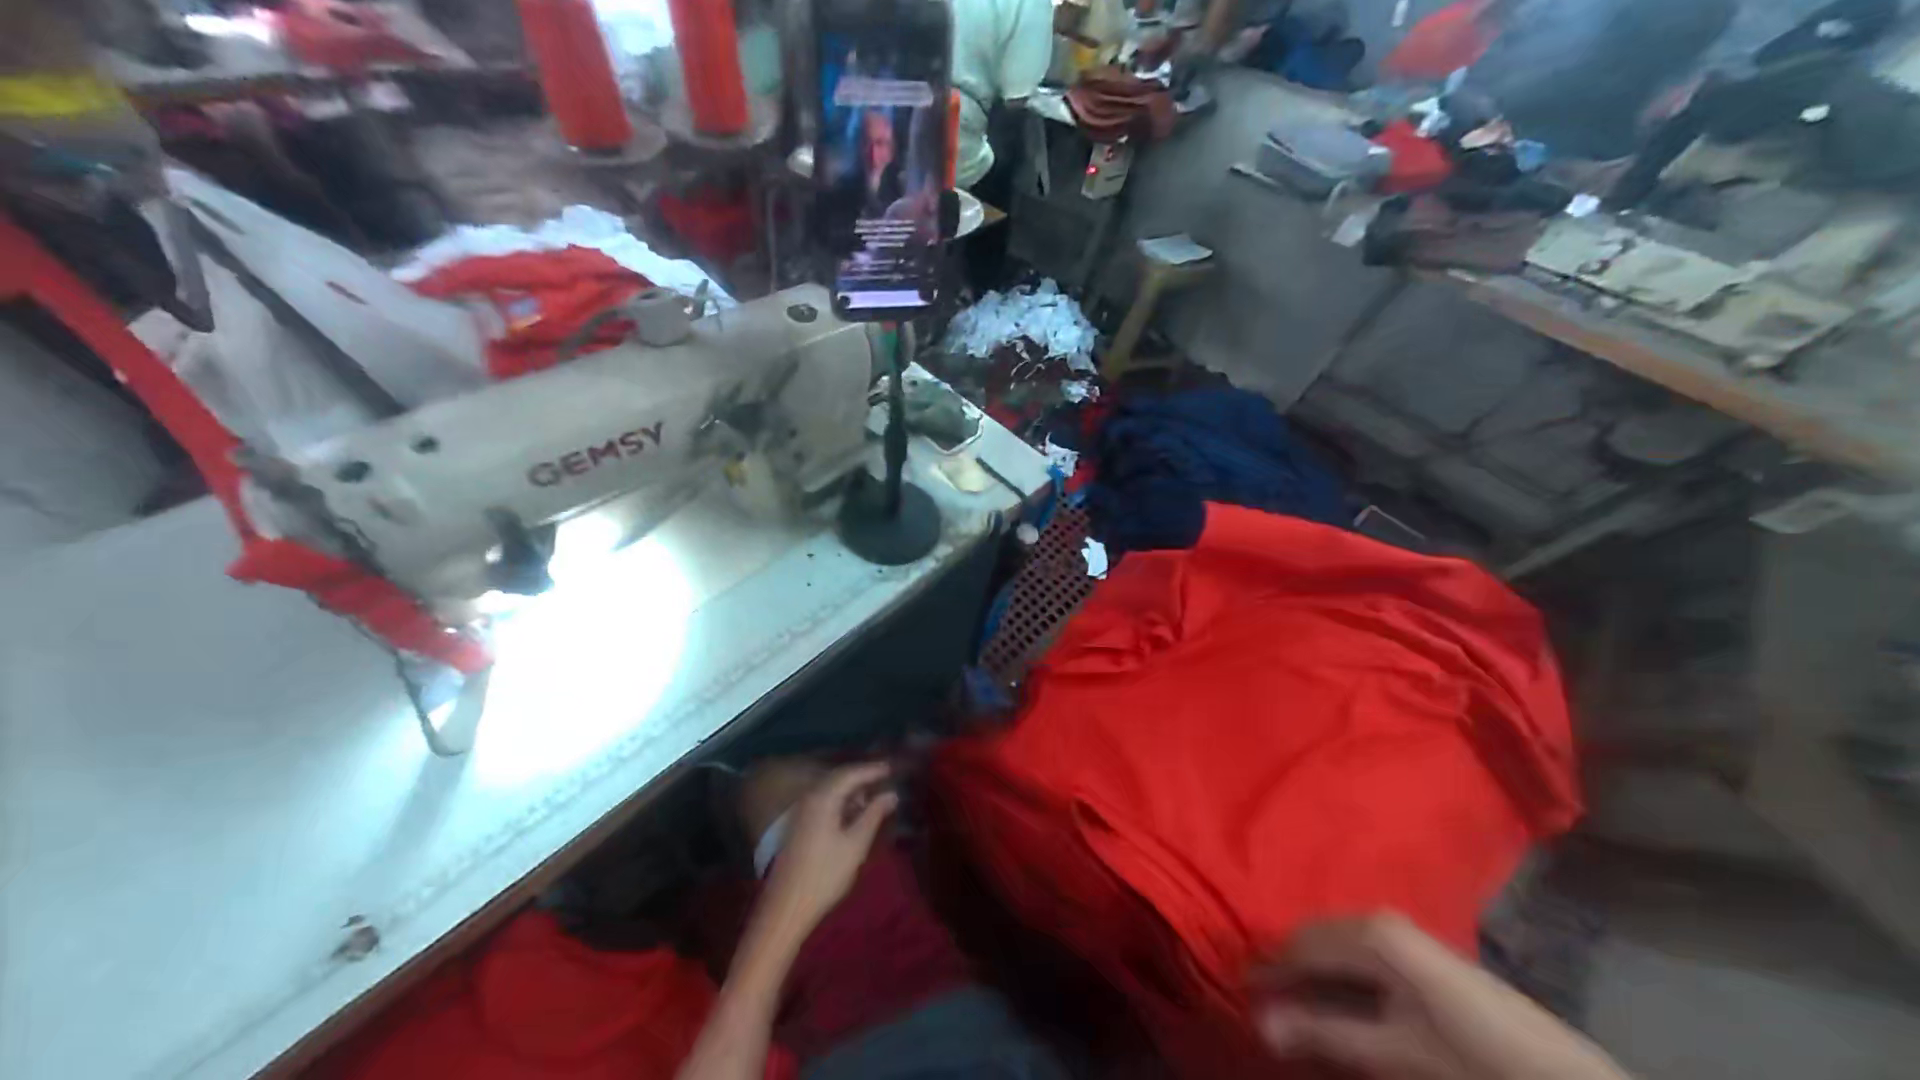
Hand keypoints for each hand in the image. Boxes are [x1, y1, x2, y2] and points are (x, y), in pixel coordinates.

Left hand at [757, 762, 898, 939]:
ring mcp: (802, 811)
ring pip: (830, 789)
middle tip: (885, 779)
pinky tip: (853, 813)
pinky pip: (824, 800)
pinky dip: (841, 801)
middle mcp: (810, 798)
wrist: (787, 905)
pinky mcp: (800, 824)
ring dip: (852, 790)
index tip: (891, 768)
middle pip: (838, 777)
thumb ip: (874, 814)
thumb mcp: (856, 844)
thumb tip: (891, 794)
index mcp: (823, 798)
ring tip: (872, 799)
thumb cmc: (825, 874)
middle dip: (862, 776)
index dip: (872, 769)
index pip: (850, 773)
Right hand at [1254, 913, 1629, 1079]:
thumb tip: (1259, 1022)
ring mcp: (1404, 932)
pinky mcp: (1421, 952)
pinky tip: (1336, 997)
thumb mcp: (1393, 1054)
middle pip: (1314, 938)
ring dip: (1312, 971)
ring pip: (1335, 943)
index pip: (1298, 946)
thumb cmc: (1475, 1064)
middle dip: (1287, 967)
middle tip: (1263, 998)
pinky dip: (1338, 974)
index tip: (1240, 990)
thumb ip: (1324, 1034)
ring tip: (1293, 1000)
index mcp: (1371, 934)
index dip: (1267, 971)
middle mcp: (1381, 920)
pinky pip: (1358, 952)